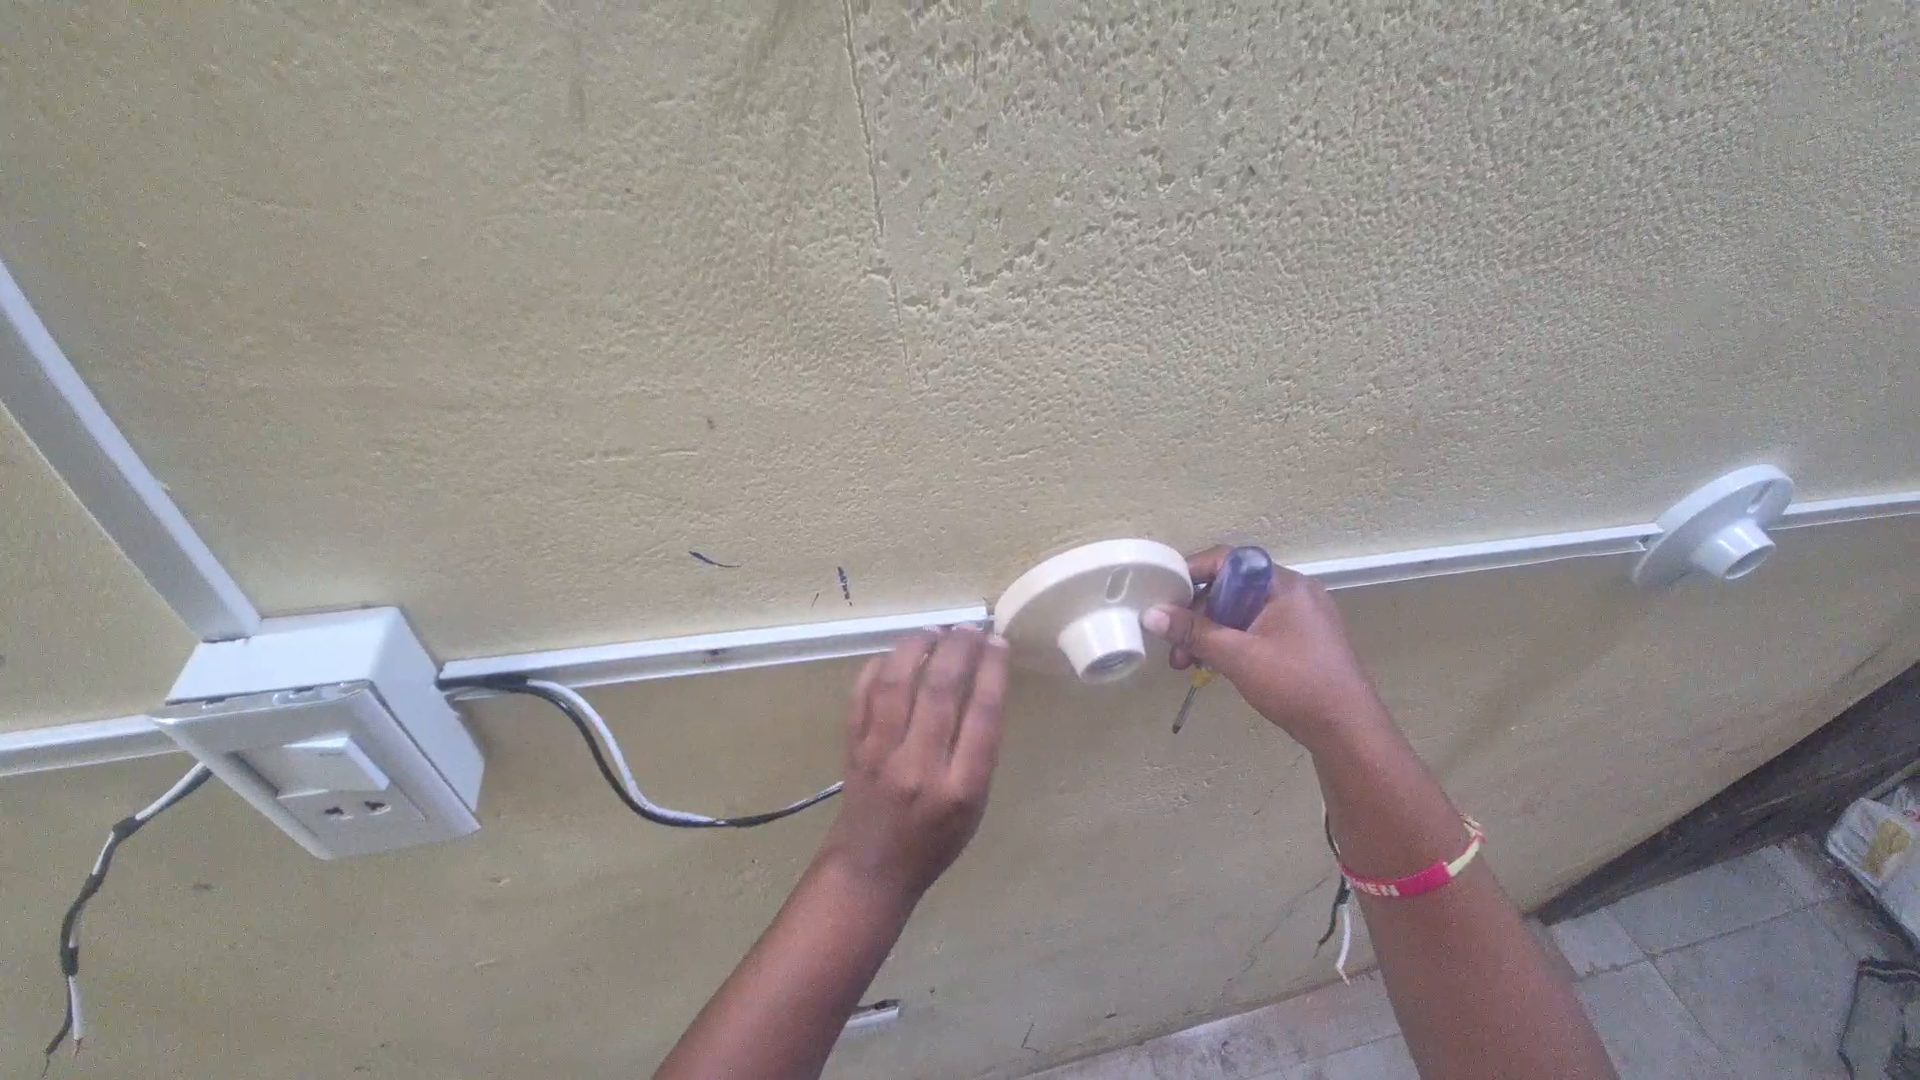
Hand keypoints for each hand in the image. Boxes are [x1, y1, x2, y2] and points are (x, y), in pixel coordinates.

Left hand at [816, 627, 1010, 900]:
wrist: (872, 867)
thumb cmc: (935, 839)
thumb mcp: (976, 805)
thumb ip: (979, 750)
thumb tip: (982, 685)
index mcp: (961, 787)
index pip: (981, 714)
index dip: (992, 670)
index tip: (998, 642)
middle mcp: (919, 766)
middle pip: (941, 690)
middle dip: (958, 648)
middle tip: (969, 629)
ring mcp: (880, 754)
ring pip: (897, 683)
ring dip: (917, 647)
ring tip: (934, 631)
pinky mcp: (853, 746)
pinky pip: (864, 694)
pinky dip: (881, 667)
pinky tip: (898, 656)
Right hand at [1142, 546, 1386, 750]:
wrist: (1348, 732)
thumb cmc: (1296, 685)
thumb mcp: (1238, 656)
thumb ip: (1193, 632)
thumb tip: (1152, 614)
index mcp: (1284, 585)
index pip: (1229, 561)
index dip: (1193, 574)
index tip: (1165, 596)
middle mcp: (1294, 593)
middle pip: (1232, 588)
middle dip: (1198, 615)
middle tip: (1175, 645)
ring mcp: (1301, 618)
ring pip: (1242, 612)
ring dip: (1211, 634)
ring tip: (1187, 663)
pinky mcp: (1302, 641)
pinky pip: (1256, 629)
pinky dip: (1232, 642)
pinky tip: (1214, 666)